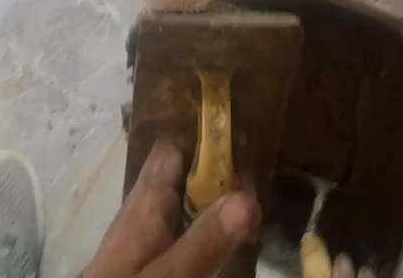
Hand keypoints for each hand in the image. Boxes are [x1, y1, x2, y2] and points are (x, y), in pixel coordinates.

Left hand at [82, 140, 259, 277]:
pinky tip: (228, 253)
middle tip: (260, 189)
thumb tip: (248, 197)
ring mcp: (143, 241)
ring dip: (216, 210)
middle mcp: (143, 213)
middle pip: (184, 179)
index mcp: (146, 202)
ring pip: (185, 209)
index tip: (244, 145)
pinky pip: (179, 237)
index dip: (207, 140)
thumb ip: (205, 241)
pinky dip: (204, 238)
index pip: (174, 148)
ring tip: (254, 217)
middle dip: (220, 180)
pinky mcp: (145, 263)